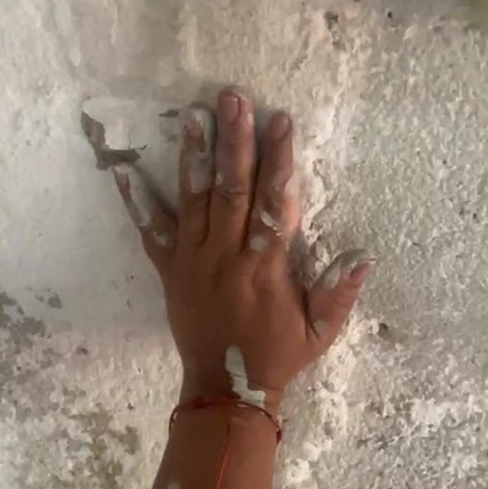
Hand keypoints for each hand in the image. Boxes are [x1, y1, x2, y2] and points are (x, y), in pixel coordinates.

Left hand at [111, 88, 373, 408]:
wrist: (225, 389)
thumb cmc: (277, 356)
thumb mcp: (320, 332)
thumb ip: (340, 294)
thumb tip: (364, 256)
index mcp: (265, 268)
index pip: (274, 203)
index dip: (279, 160)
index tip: (281, 120)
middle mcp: (227, 257)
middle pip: (233, 190)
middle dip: (235, 142)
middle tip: (233, 98)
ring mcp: (194, 262)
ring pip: (194, 202)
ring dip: (195, 157)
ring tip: (194, 116)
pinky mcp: (170, 272)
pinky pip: (152, 233)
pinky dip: (137, 203)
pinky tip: (122, 169)